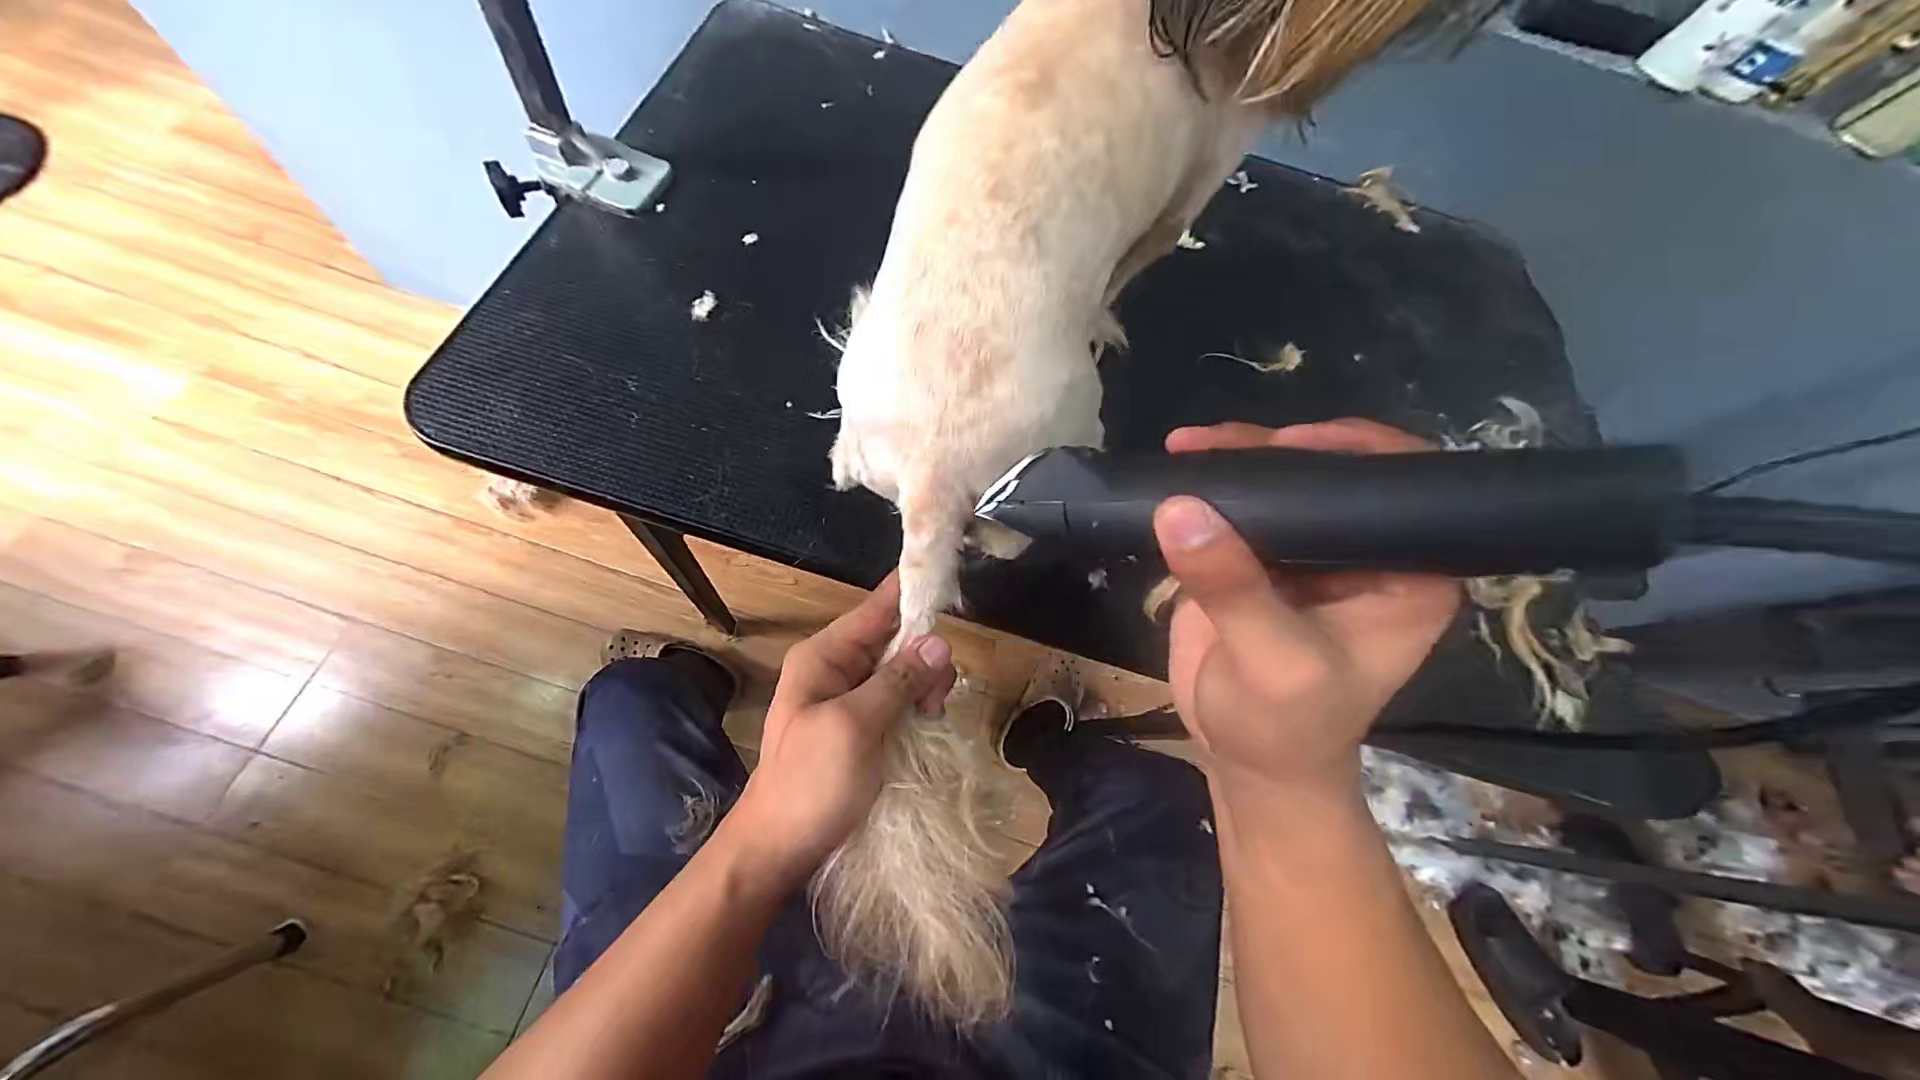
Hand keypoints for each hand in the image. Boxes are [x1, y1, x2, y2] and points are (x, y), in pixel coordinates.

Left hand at [725, 575, 955, 889]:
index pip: (876, 608)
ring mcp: (848, 696)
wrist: (778, 848)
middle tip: (937, 696)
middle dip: (924, 654)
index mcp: (824, 656)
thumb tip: (940, 642)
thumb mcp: (855, 727)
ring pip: (902, 668)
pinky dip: (917, 704)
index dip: (911, 591)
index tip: (948, 573)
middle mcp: (836, 666)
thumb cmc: (810, 784)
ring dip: (924, 684)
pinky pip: (899, 697)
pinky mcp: (862, 723)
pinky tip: (926, 723)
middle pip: (895, 637)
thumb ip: (897, 682)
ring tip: (930, 716)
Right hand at [1155, 419, 1458, 798]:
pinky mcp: (1250, 562)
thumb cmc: (1286, 724)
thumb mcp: (1271, 661)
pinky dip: (1202, 491)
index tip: (1287, 442)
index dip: (1352, 450)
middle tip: (1216, 443)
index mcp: (1405, 572)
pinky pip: (1231, 512)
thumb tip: (1178, 508)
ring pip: (1274, 487)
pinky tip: (1173, 470)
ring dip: (1231, 463)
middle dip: (1273, 449)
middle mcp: (1360, 554)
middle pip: (1326, 476)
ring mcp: (1302, 556)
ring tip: (1186, 446)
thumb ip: (1233, 587)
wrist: (1244, 761)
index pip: (1398, 485)